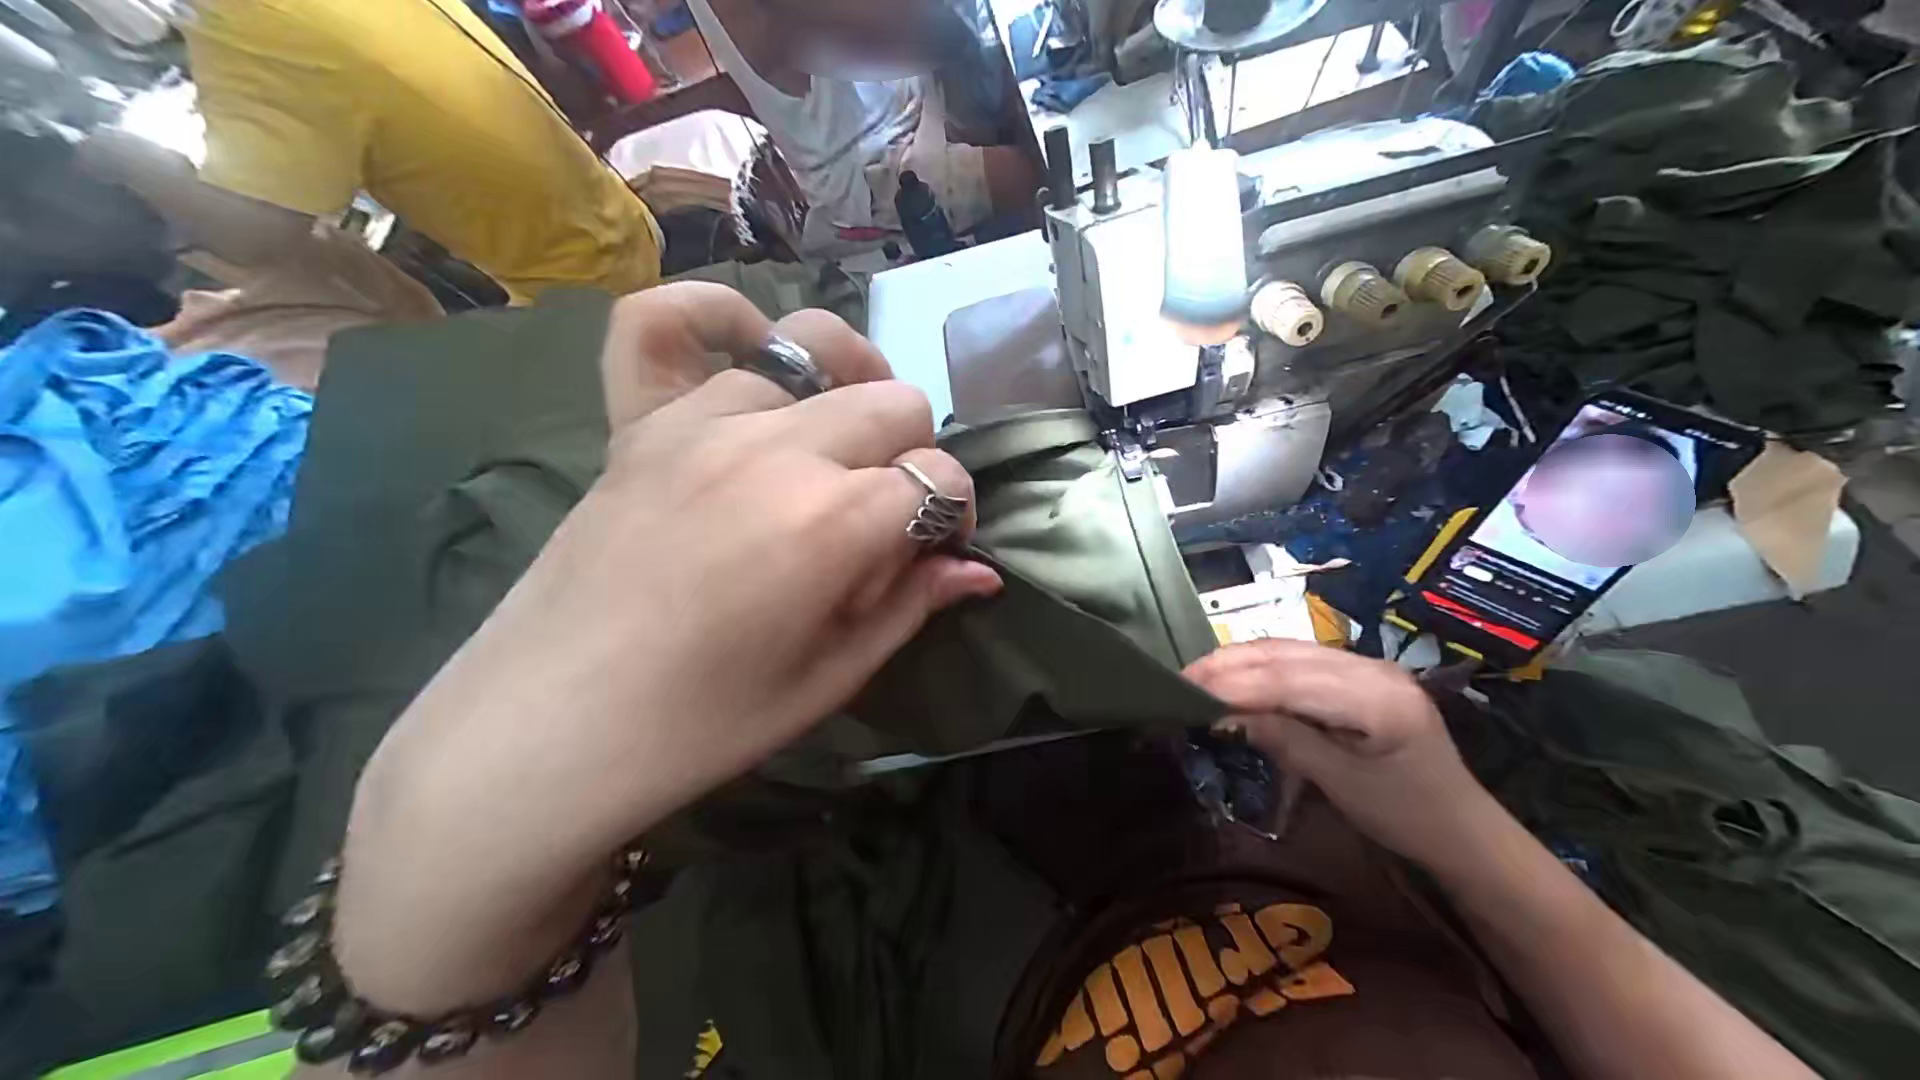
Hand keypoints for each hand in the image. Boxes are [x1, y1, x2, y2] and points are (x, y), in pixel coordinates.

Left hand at [339, 283, 999, 1009]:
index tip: (937, 550)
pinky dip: (714, 319)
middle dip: (913, 455)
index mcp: (833, 522)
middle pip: (895, 403)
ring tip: (833, 446)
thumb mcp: (830, 679)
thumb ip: (911, 606)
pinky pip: (667, 325)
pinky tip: (746, 346)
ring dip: (845, 400)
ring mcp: (700, 421)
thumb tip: (978, 569)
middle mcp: (777, 448)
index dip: (955, 514)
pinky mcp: (639, 422)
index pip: (939, 477)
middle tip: (886, 512)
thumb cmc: (704, 724)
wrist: (552, 730)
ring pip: (816, 357)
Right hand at [1182, 639, 1503, 871]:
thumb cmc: (1409, 816)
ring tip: (1197, 676)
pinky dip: (1259, 666)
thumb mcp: (1343, 785)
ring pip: (1287, 650)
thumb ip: (1286, 741)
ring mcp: (1367, 665)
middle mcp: (1372, 668)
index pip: (1291, 681)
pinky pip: (1298, 660)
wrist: (1465, 829)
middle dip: (1228, 665)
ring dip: (1238, 661)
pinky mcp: (1357, 673)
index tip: (1189, 694)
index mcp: (1378, 698)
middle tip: (1181, 681)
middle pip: (1285, 655)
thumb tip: (1225, 716)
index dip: (1236, 685)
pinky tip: (1234, 676)